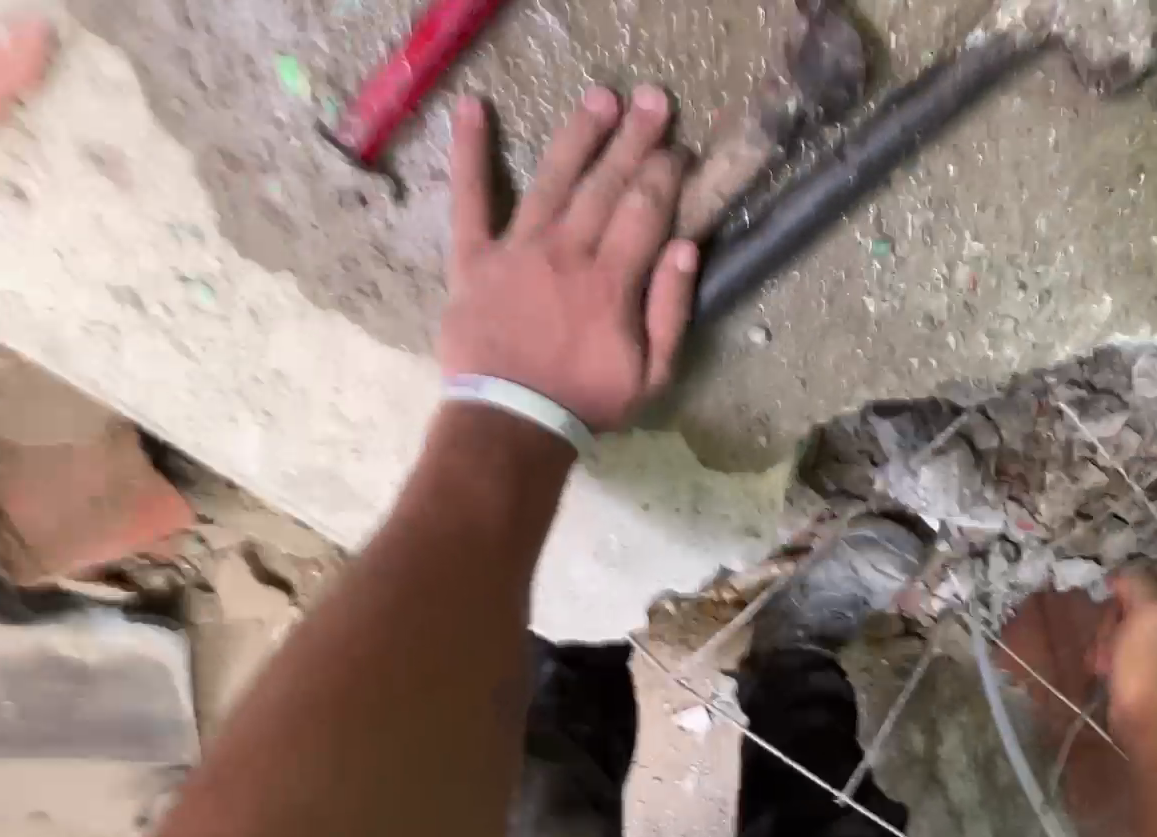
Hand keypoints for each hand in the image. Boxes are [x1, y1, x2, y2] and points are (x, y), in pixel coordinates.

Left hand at [440, 86, 698, 430]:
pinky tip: (473, 108)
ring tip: (601, 97)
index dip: (667, 176)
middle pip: (606, 185)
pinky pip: (470, 199)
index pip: (645, 212)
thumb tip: (687, 249)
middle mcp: (566, 252)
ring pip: (552, 181)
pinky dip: (469, 153)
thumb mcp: (654, 373)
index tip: (684, 150)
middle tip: (655, 100)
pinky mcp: (474, 256)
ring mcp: (516, 249)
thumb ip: (670, 310)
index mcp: (611, 282)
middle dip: (634, 141)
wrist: (512, 420)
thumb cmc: (590, 400)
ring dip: (578, 135)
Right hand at [1093, 571, 1156, 746]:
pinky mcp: (1141, 662)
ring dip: (1106, 639)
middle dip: (1114, 617)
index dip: (1131, 585)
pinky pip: (1114, 644)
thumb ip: (1137, 580)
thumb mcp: (1148, 608)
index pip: (1153, 573)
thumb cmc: (1152, 664)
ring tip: (1109, 660)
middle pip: (1130, 598)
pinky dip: (1105, 655)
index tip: (1120, 599)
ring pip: (1117, 621)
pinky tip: (1104, 669)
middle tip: (1118, 636)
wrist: (1150, 723)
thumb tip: (1119, 577)